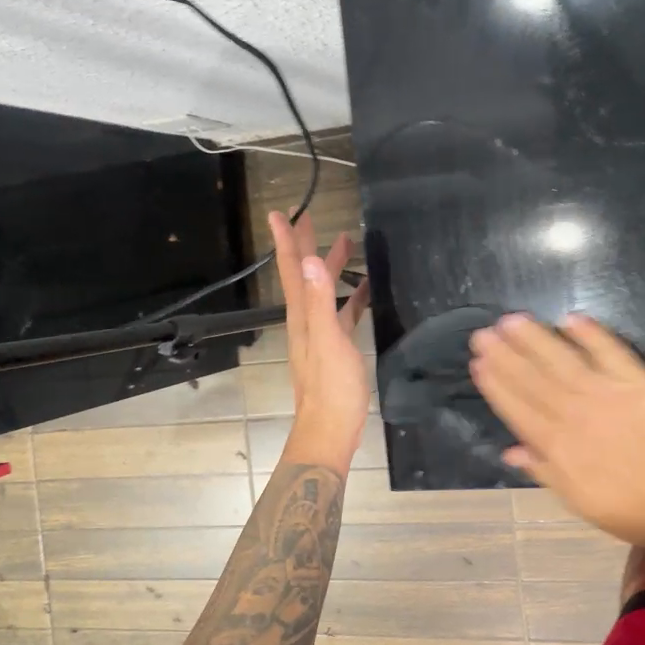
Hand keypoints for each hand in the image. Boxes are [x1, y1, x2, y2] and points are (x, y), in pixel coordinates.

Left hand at [267, 211, 371, 469]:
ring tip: (344, 244)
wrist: (330, 430)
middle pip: (304, 276)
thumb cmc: (331, 388)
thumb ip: (319, 302)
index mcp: (302, 317)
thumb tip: (311, 262)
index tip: (279, 213)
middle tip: (308, 218)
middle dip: (305, 246)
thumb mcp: (328, 342)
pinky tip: (365, 292)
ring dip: (329, 268)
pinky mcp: (336, 349)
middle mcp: (306, 322)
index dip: (288, 242)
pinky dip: (351, 298)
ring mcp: (320, 336)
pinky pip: (342, 313)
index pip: (293, 271)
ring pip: (322, 292)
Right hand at [470, 313, 644, 547]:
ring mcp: (607, 394)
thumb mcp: (578, 501)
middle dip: (506, 355)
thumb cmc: (628, 508)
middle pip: (534, 379)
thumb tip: (510, 450)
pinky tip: (571, 319)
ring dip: (536, 339)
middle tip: (483, 334)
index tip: (479, 363)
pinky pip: (611, 352)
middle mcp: (576, 414)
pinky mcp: (638, 382)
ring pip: (563, 360)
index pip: (518, 409)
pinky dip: (590, 334)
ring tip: (513, 321)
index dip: (496, 385)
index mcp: (559, 446)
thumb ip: (543, 470)